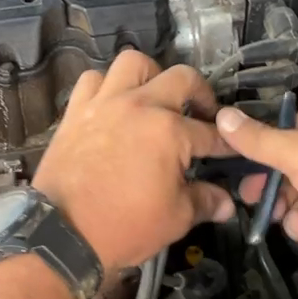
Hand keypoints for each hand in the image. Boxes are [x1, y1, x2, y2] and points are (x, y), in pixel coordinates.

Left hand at [33, 51, 235, 270]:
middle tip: (204, 113)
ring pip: (134, 63)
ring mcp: (105, 103)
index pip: (210, 133)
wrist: (61, 235)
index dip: (227, 143)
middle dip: (201, 94)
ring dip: (152, 76)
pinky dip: (107, 85)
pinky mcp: (77, 110)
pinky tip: (114, 102)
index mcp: (170, 131)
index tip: (235, 148)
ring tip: (156, 96)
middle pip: (182, 79)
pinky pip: (93, 80)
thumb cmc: (123, 227)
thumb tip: (227, 202)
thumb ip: (204, 201)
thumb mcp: (175, 219)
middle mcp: (140, 105)